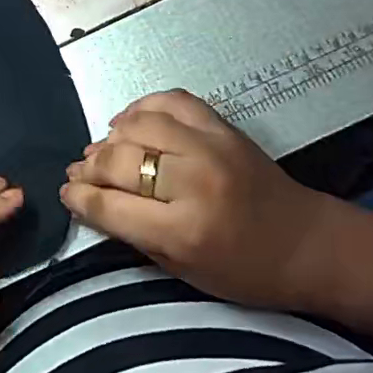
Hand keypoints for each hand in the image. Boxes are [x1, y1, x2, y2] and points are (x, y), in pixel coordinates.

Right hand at [61, 90, 333, 311]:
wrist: (306, 243)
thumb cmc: (243, 272)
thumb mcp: (182, 270)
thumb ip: (133, 233)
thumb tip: (91, 199)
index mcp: (183, 230)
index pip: (110, 206)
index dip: (79, 198)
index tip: (66, 192)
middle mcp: (194, 182)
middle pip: (119, 160)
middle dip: (88, 167)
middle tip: (77, 172)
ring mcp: (211, 146)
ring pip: (140, 124)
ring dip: (111, 136)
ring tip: (101, 148)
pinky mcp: (224, 127)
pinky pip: (172, 100)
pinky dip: (144, 107)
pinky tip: (131, 121)